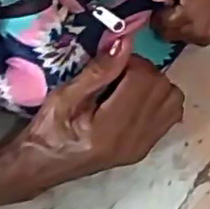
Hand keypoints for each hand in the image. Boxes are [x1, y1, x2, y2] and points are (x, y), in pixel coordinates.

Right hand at [0, 36, 184, 202]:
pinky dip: (162, 100)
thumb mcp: (64, 96)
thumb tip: (126, 40)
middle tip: (119, 75)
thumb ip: (99, 70)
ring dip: (156, 84)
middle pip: (161, 86)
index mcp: (109, 130)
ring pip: (172, 97)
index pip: (144, 79)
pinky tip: (139, 100)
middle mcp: (132, 141)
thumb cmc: (47, 130)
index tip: (113, 64)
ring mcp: (141, 147)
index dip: (132, 62)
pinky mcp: (144, 149)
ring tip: (129, 87)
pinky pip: (172, 113)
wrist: (37, 167)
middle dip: (144, 71)